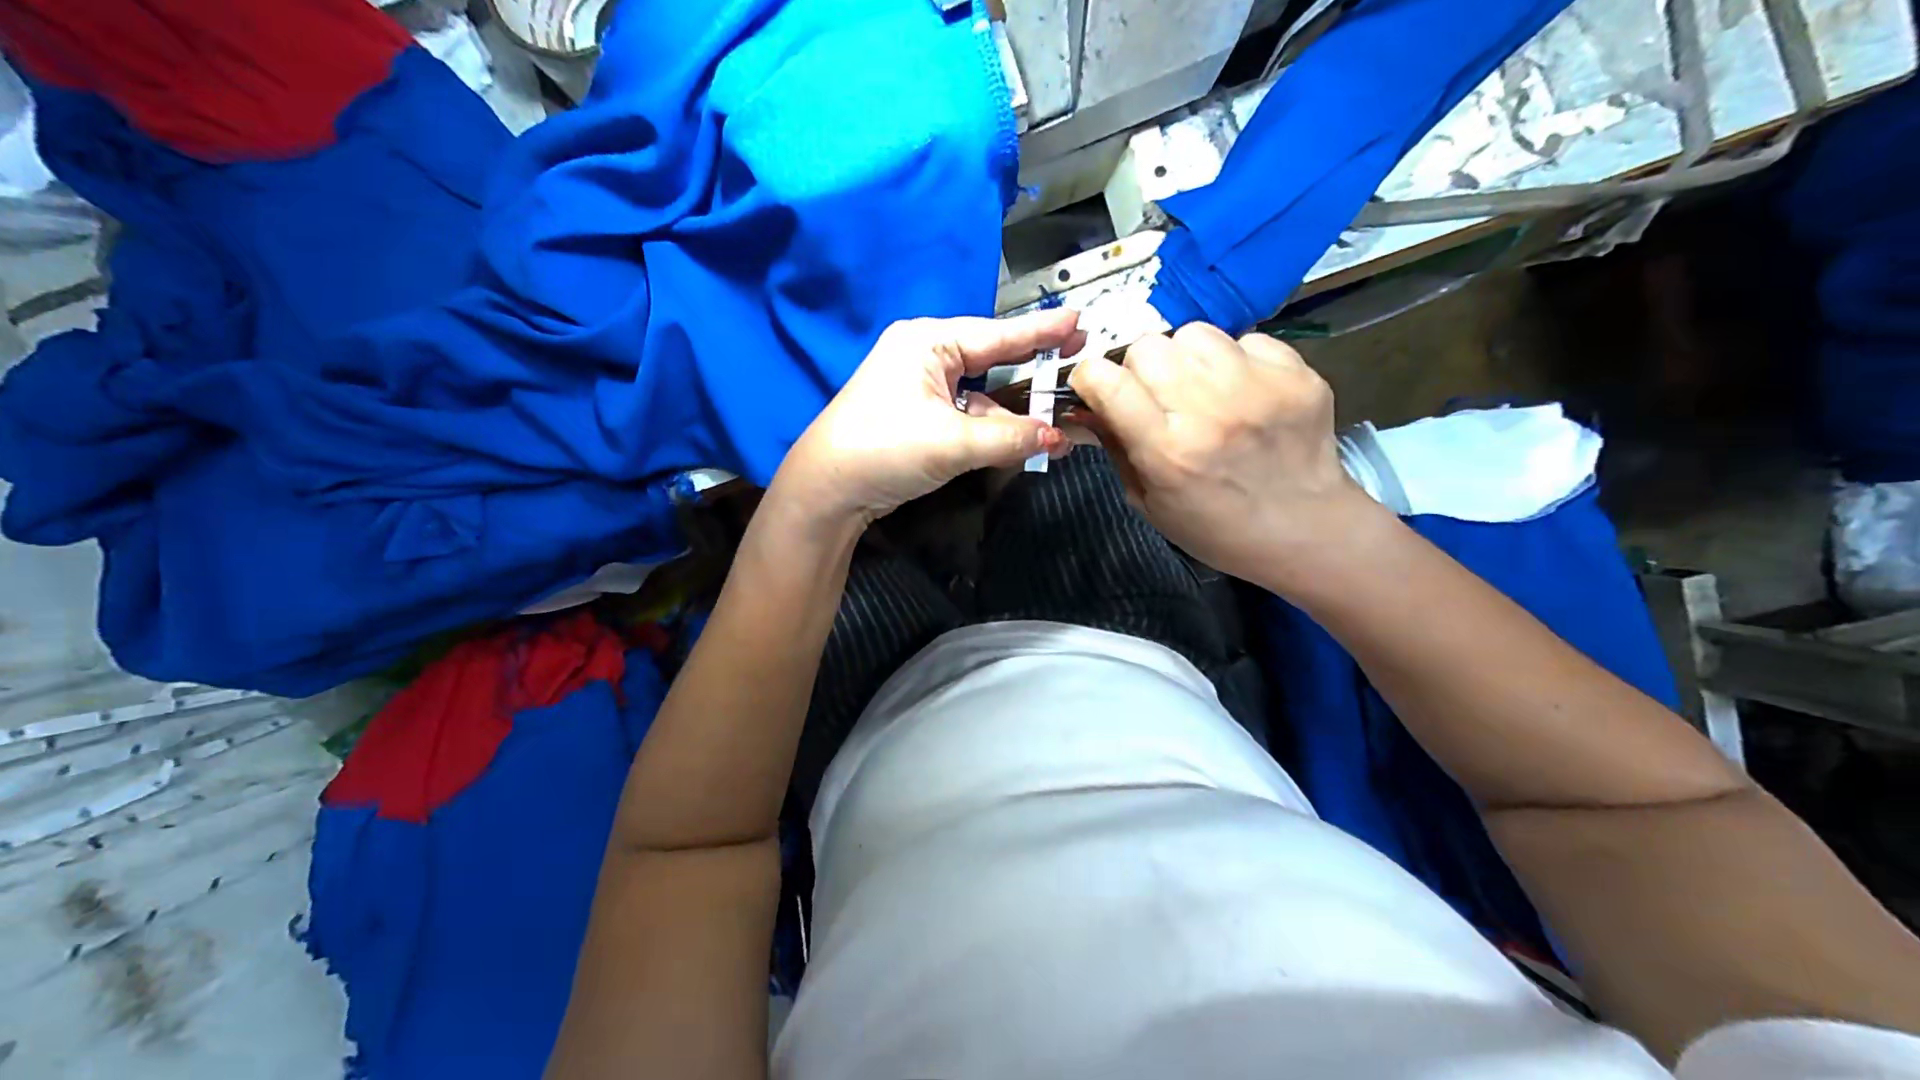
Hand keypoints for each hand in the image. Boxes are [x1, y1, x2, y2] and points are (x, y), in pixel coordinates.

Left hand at [773, 311, 1083, 525]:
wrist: (827, 490)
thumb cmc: (884, 450)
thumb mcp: (953, 443)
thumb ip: (1010, 439)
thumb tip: (1057, 438)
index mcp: (927, 343)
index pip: (997, 334)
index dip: (1041, 331)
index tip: (1078, 322)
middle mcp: (924, 356)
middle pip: (991, 361)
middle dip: (1031, 371)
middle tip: (1076, 360)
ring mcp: (919, 388)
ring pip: (980, 396)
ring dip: (1012, 415)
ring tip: (1057, 423)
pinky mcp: (918, 417)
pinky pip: (965, 416)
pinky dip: (991, 430)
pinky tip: (1021, 441)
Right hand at [1068, 322, 1376, 585]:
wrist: (1304, 531)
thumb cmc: (1215, 528)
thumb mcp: (1148, 501)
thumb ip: (1115, 447)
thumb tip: (1084, 407)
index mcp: (1167, 450)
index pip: (1107, 380)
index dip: (1091, 378)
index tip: (1097, 388)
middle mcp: (1210, 411)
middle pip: (1147, 347)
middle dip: (1139, 369)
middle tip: (1155, 396)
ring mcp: (1257, 387)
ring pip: (1193, 334)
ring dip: (1185, 358)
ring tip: (1199, 388)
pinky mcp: (1295, 374)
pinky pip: (1244, 339)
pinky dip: (1233, 361)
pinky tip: (1240, 392)